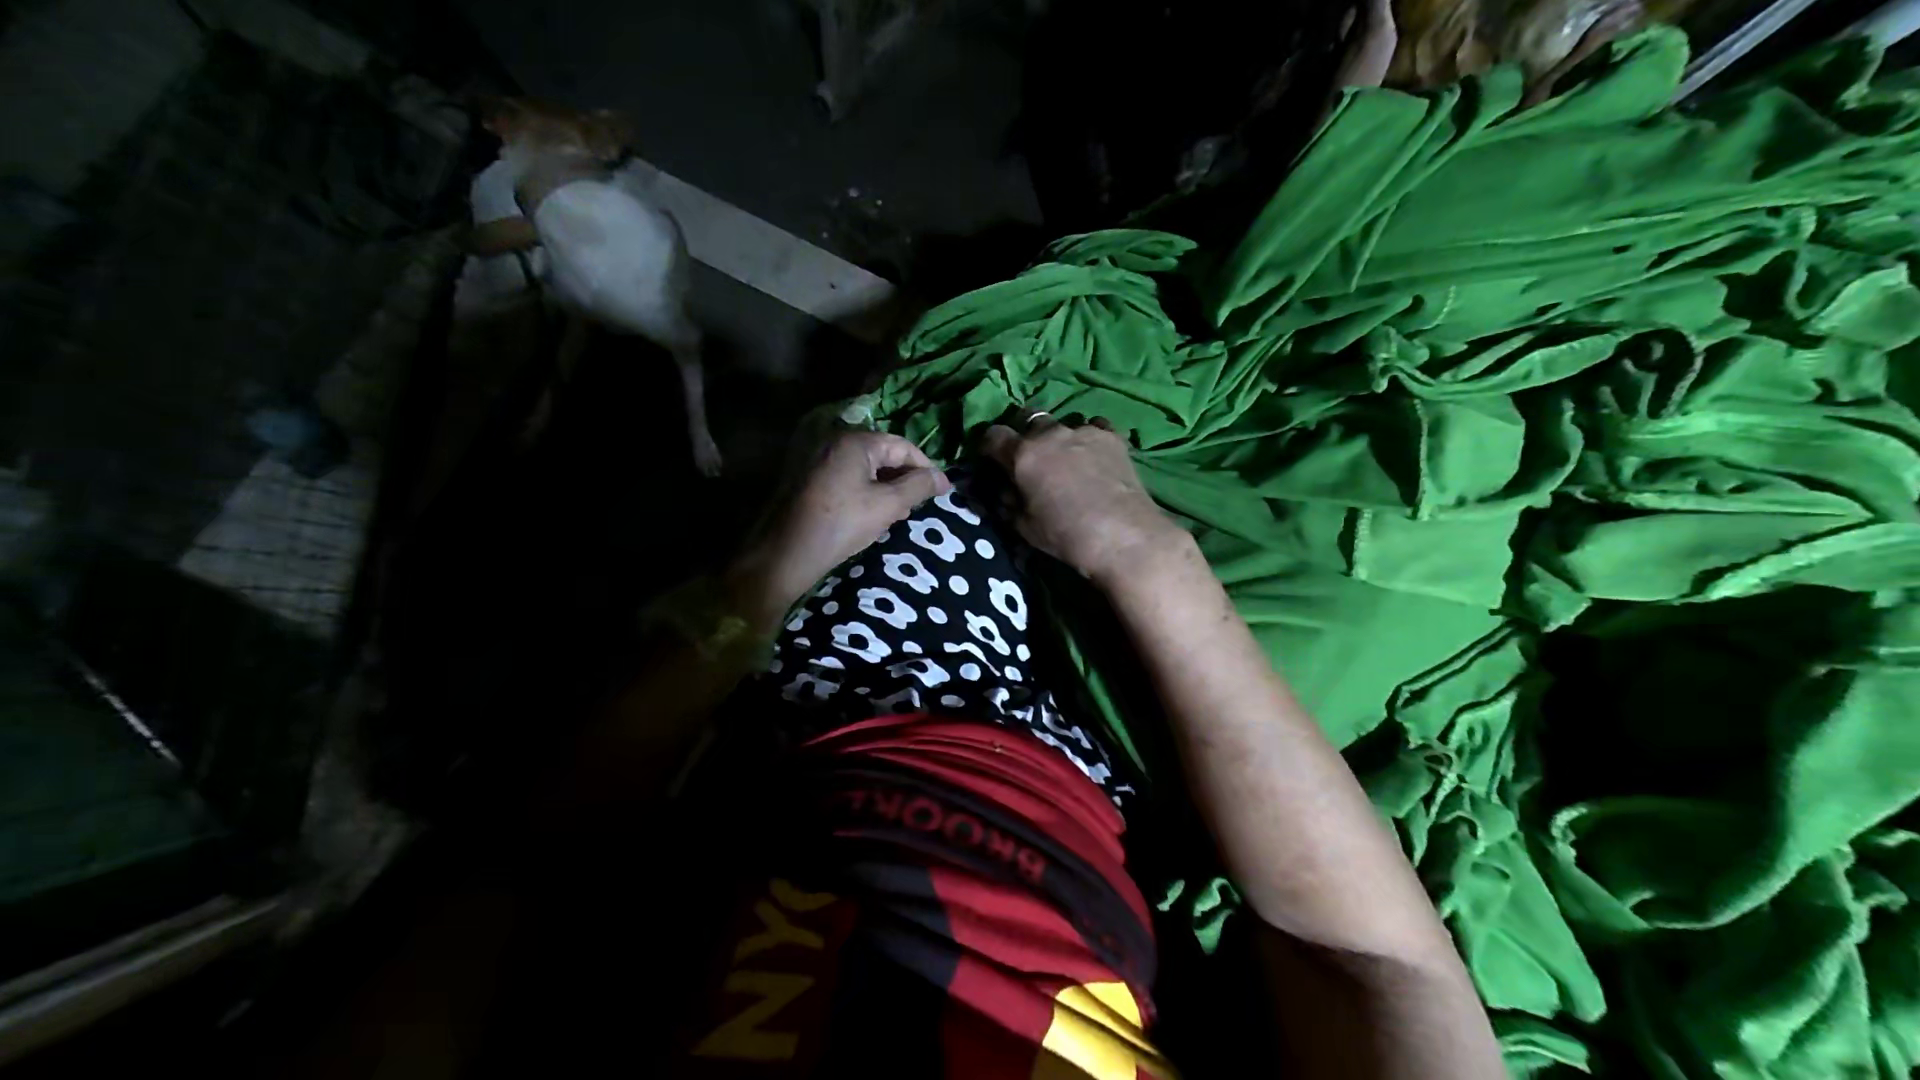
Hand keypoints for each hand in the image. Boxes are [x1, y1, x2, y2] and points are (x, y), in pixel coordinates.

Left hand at [727, 430, 949, 628]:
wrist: (786, 554)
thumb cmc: (841, 525)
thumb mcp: (888, 506)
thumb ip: (918, 487)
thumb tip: (944, 478)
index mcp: (856, 442)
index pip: (903, 446)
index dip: (926, 468)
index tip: (941, 493)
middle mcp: (836, 443)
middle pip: (884, 454)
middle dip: (905, 478)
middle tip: (918, 506)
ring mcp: (821, 461)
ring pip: (867, 469)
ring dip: (887, 488)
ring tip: (898, 514)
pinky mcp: (812, 480)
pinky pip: (850, 478)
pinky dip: (867, 492)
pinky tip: (873, 516)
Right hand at [981, 415, 1188, 586]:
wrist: (1121, 533)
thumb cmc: (1064, 534)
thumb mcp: (1025, 526)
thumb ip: (1010, 504)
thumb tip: (1006, 493)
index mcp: (1022, 454)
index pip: (994, 435)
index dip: (989, 445)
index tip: (991, 457)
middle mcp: (1050, 434)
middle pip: (1029, 419)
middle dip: (1025, 433)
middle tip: (1030, 455)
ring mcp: (1083, 431)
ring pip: (1063, 423)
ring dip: (1059, 436)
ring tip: (1066, 456)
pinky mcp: (1111, 436)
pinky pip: (1094, 427)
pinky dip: (1089, 437)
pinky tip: (1094, 454)